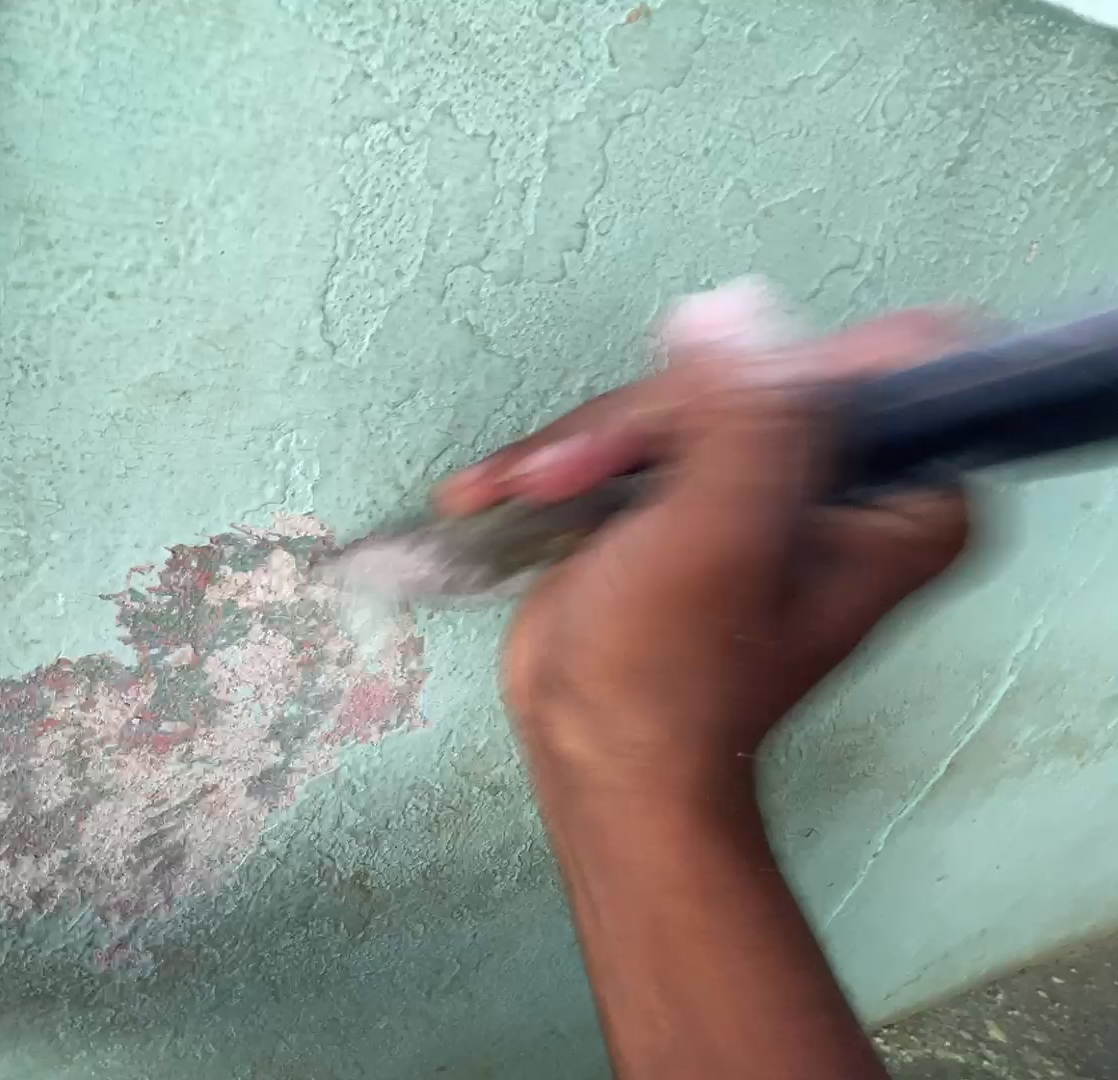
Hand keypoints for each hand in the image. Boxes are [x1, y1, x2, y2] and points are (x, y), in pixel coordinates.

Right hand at [436, 279, 972, 797]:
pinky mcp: (656, 508)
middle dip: (626, 429)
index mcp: (892, 496)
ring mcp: (729, 492)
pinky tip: (484, 493)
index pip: (867, 365)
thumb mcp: (713, 539)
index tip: (673, 423)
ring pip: (655, 413)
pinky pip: (608, 450)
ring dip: (566, 449)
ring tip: (501, 491)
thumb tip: (726, 303)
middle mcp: (821, 484)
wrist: (588, 744)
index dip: (765, 373)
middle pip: (727, 385)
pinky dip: (544, 468)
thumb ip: (745, 419)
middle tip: (557, 477)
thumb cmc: (662, 664)